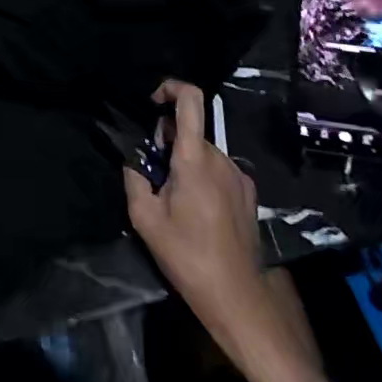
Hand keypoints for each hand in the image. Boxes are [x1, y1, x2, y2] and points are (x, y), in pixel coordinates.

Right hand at [123, 80, 263, 323]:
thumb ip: (135, 179)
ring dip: (186, 163)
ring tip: (176, 200)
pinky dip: (204, 177)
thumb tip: (133, 158)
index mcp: (194, 157)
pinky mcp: (248, 191)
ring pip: (204, 153)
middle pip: (190, 132)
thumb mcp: (146, 219)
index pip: (191, 99)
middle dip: (168, 143)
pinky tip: (198, 211)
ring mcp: (238, 173)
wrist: (236, 293)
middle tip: (155, 176)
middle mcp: (220, 156)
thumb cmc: (187, 255)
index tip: (153, 102)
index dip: (171, 88)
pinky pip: (219, 170)